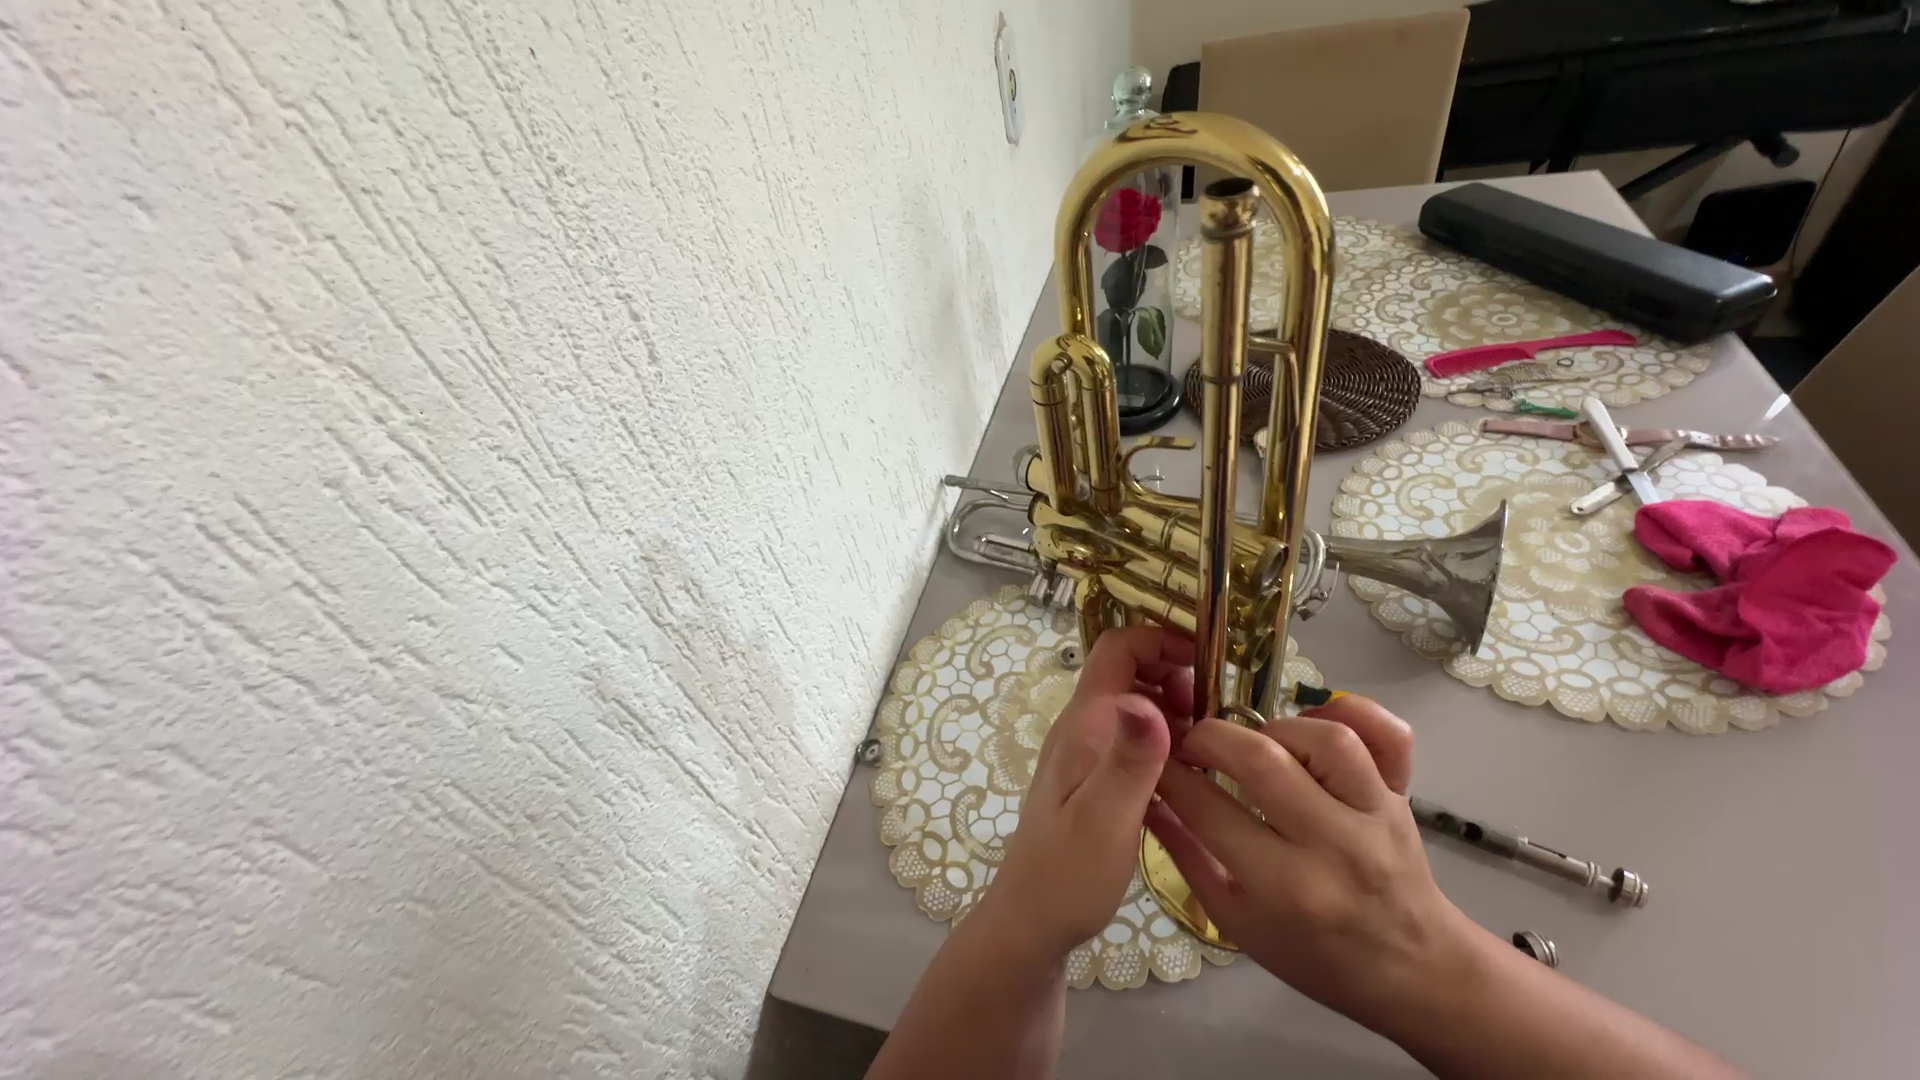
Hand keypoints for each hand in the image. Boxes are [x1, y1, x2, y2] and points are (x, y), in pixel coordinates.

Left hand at [975, 627, 1193, 962]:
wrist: (1031, 920)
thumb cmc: (1069, 874)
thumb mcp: (1106, 817)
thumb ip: (1129, 759)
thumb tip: (1144, 699)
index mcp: (1084, 724)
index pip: (1117, 648)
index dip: (1161, 640)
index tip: (1209, 663)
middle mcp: (1081, 727)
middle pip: (1127, 669)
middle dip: (1174, 674)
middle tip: (1216, 716)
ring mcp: (1085, 750)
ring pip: (1132, 702)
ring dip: (1172, 707)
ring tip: (1210, 744)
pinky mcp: (1092, 775)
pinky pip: (1131, 736)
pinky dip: (1162, 737)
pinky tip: (1187, 770)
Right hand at [1145, 695, 1480, 1028]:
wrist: (1412, 971)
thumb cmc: (1313, 954)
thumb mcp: (1234, 921)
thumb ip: (1185, 854)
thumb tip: (1143, 796)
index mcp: (1283, 886)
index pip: (1206, 807)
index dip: (1167, 773)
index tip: (1151, 757)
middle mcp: (1332, 844)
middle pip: (1262, 759)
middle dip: (1210, 738)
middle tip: (1192, 744)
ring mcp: (1376, 815)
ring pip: (1325, 738)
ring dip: (1276, 729)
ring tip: (1259, 745)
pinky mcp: (1403, 795)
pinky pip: (1389, 735)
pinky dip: (1354, 710)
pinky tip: (1320, 717)